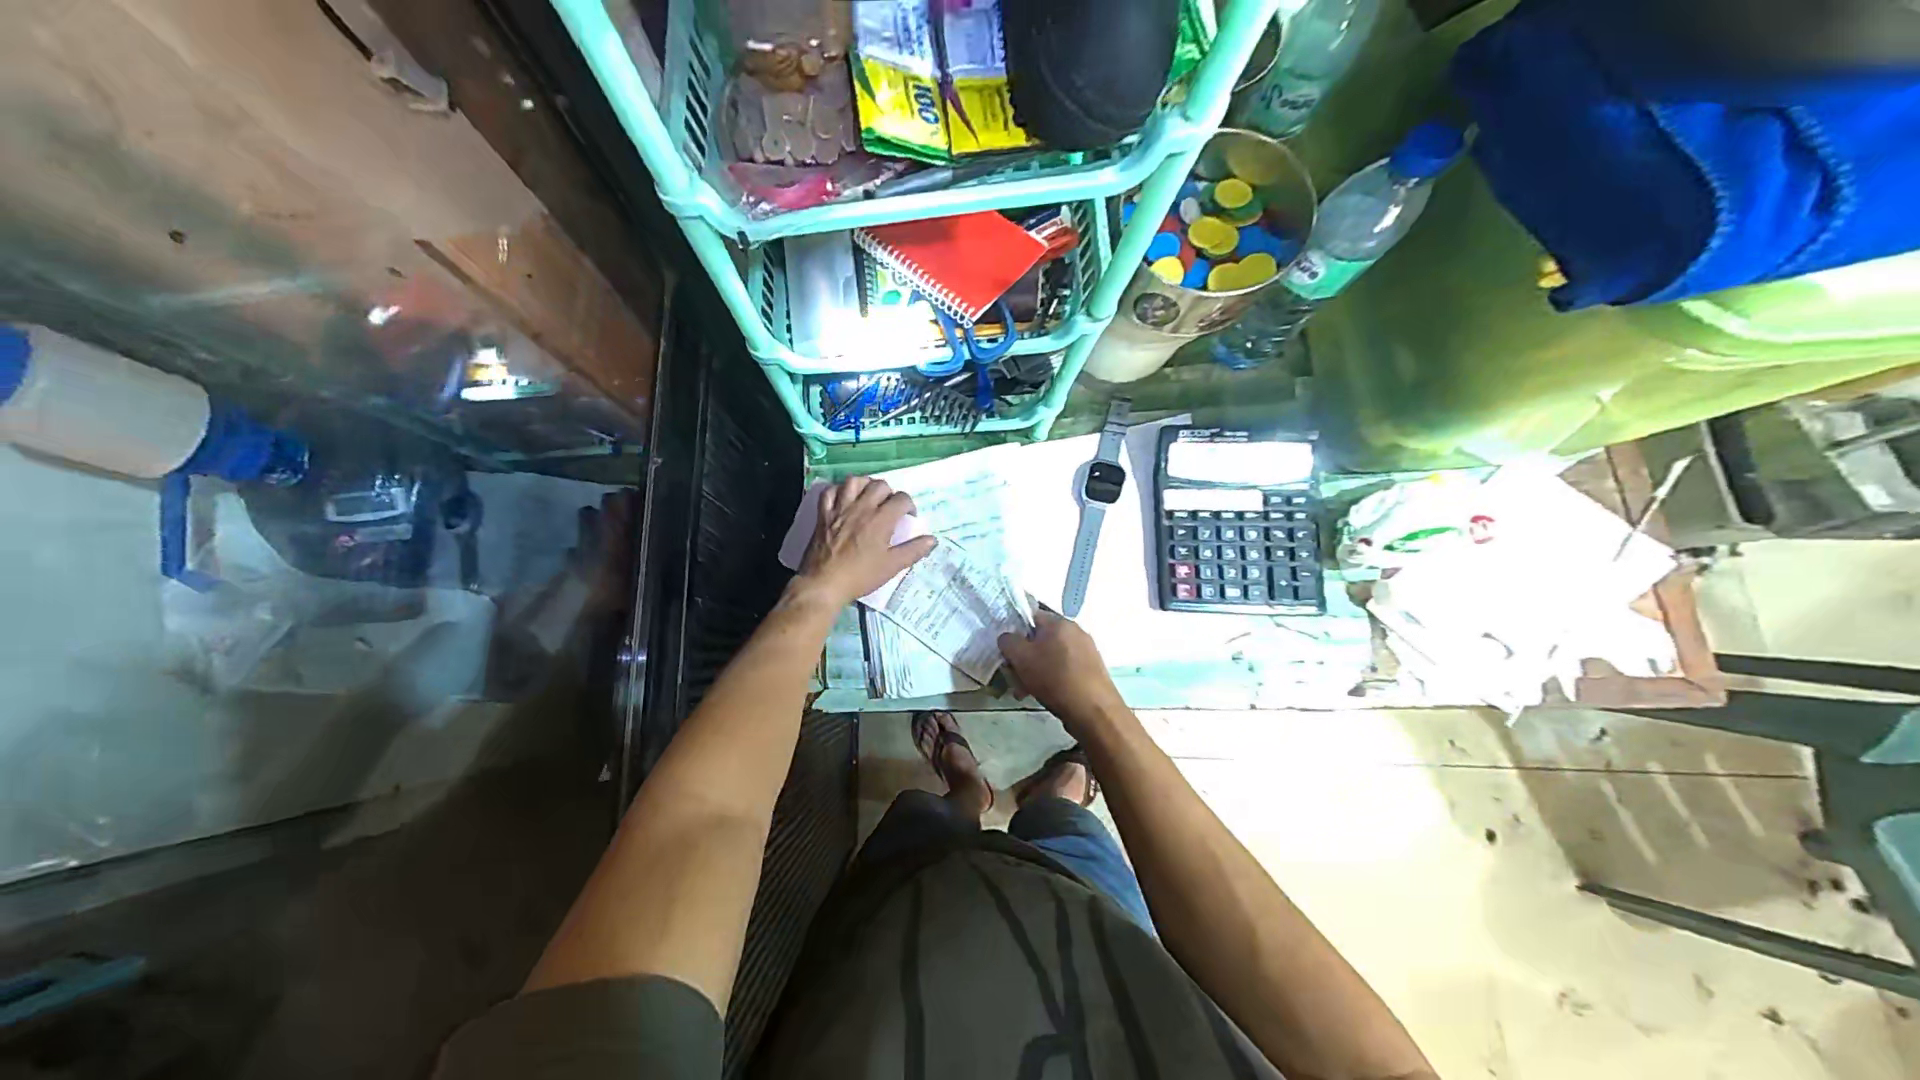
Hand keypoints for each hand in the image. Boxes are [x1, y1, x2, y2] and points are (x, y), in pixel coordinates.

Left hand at [793, 477, 936, 608]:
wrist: (824, 583)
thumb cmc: (861, 575)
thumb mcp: (892, 566)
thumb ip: (913, 550)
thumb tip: (932, 539)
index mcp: (881, 519)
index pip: (901, 498)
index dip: (909, 505)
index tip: (908, 516)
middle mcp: (861, 507)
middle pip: (880, 485)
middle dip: (889, 493)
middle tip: (890, 507)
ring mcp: (840, 508)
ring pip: (854, 481)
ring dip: (865, 485)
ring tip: (869, 496)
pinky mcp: (823, 513)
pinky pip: (830, 491)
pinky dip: (839, 490)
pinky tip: (844, 498)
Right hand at [998, 608, 1126, 734]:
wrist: (1093, 710)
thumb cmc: (1054, 678)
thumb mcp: (1021, 658)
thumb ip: (1008, 641)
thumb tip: (1008, 638)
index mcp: (1059, 622)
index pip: (1030, 616)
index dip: (1015, 631)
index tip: (1008, 651)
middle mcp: (1075, 630)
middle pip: (1041, 639)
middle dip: (1025, 657)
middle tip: (1015, 676)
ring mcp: (1087, 650)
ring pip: (1052, 656)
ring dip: (1036, 670)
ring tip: (1026, 691)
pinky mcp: (1093, 669)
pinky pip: (1065, 668)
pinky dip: (1053, 678)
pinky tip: (1046, 695)